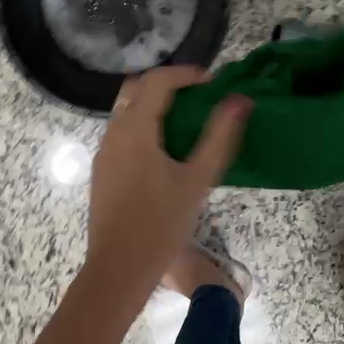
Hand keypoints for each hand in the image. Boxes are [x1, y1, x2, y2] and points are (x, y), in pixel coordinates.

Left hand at [85, 66, 250, 290]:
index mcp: (135, 129)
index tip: (213, 82)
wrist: (119, 269)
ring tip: (189, 119)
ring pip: (127, 109)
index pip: (158, 80)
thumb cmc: (161, 225)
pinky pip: (123, 130)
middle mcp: (114, 132)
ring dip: (156, 103)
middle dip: (168, 83)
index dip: (186, 74)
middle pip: (137, 88)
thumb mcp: (198, 180)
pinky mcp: (103, 169)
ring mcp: (105, 151)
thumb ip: (219, 137)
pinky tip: (168, 148)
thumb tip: (239, 100)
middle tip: (199, 94)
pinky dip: (145, 123)